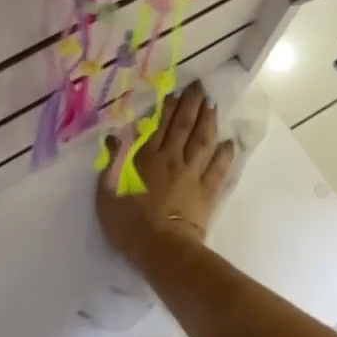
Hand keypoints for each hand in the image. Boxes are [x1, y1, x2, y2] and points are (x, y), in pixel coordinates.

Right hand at [97, 81, 236, 254]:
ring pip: (204, 142)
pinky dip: (225, 155)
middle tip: (199, 87)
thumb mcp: (107, 196)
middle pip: (185, 127)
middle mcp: (173, 161)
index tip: (175, 91)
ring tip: (213, 105)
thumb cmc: (130, 225)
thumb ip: (110, 166)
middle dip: (192, 105)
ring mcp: (193, 175)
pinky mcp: (208, 193)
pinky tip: (230, 143)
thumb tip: (113, 139)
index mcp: (148, 160)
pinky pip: (219, 169)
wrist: (162, 249)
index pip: (160, 126)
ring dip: (209, 122)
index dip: (169, 107)